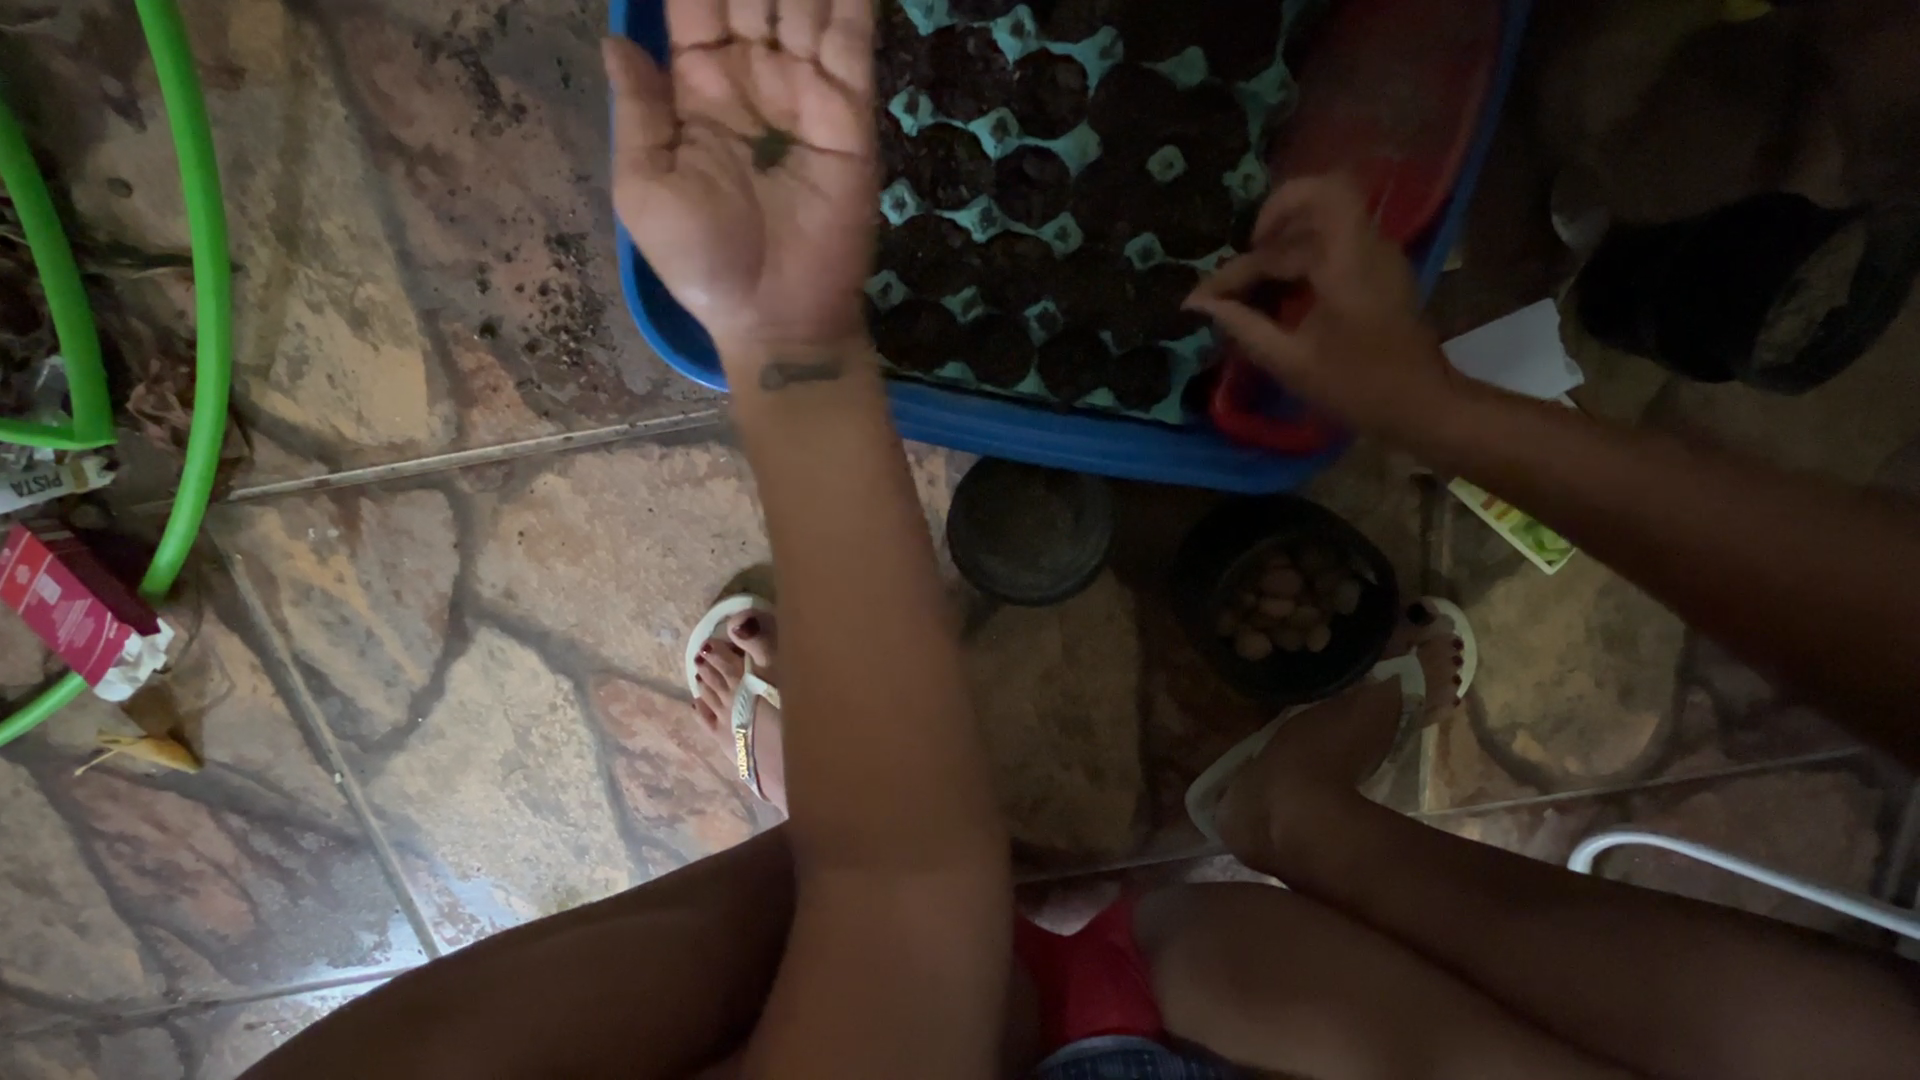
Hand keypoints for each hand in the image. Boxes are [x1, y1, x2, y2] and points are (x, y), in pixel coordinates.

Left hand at [603, 0, 877, 378]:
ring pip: (804, 3)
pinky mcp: (850, 116)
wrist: (775, 317)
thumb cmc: (703, 262)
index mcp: (699, 90)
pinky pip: (852, 43)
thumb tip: (616, 41)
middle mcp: (754, 79)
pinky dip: (851, 3)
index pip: (697, 0)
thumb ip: (638, 112)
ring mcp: (805, 93)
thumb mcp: (646, 189)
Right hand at [1184, 177, 1461, 437]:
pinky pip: (1330, 254)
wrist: (1420, 405)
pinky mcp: (1377, 275)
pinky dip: (1296, 269)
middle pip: (1305, 225)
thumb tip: (1200, 304)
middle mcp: (1367, 247)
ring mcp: (1376, 259)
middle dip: (1259, 255)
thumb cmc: (1356, 387)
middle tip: (1224, 295)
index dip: (1274, 210)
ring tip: (1243, 297)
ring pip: (1316, 237)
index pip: (1314, 197)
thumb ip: (1242, 326)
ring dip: (1276, 259)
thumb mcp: (1290, 361)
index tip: (1244, 253)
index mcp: (1348, 261)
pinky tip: (1274, 303)